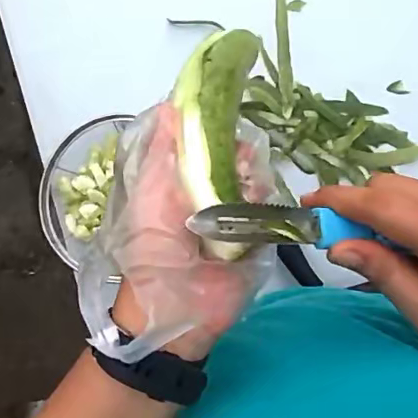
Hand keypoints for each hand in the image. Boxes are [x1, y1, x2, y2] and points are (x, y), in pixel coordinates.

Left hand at [105, 102, 270, 358]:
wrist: (175, 311)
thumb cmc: (151, 250)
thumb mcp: (147, 194)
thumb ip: (159, 151)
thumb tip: (171, 106)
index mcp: (179, 180)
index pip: (202, 140)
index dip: (212, 123)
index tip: (221, 108)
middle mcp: (209, 191)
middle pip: (233, 153)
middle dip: (234, 149)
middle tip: (232, 157)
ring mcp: (236, 213)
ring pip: (254, 175)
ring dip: (248, 174)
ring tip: (237, 185)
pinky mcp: (258, 234)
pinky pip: (270, 205)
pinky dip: (264, 198)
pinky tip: (251, 201)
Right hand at [305, 175, 417, 394]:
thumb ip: (383, 273)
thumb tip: (338, 245)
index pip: (385, 204)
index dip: (340, 200)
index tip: (308, 205)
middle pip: (389, 186)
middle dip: (356, 206)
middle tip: (343, 242)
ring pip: (402, 185)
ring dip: (378, 208)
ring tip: (381, 249)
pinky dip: (399, 209)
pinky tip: (407, 242)